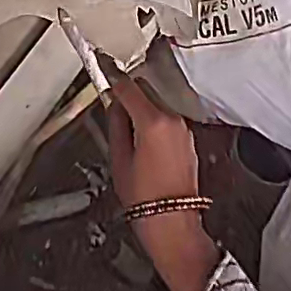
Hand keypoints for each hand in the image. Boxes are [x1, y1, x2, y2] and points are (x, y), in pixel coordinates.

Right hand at [109, 76, 220, 290]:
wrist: (173, 225)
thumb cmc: (145, 199)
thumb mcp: (119, 158)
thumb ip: (115, 124)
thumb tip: (113, 105)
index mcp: (152, 122)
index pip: (128, 86)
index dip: (112, 75)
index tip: (103, 65)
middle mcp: (172, 121)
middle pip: (145, 90)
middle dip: (127, 94)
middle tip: (111, 106)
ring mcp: (183, 130)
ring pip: (156, 103)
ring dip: (141, 108)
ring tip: (126, 132)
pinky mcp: (188, 141)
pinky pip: (166, 120)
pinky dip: (153, 121)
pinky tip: (142, 141)